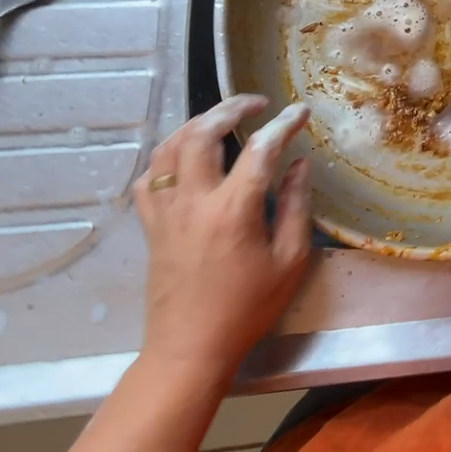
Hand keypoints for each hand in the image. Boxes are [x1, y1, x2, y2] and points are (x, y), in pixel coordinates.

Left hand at [133, 95, 313, 369]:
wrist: (190, 348)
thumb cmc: (248, 307)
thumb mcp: (289, 260)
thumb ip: (295, 206)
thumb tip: (300, 165)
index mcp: (233, 211)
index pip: (259, 149)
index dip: (284, 123)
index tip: (301, 111)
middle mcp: (193, 203)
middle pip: (200, 134)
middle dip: (230, 108)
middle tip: (256, 103)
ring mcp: (165, 213)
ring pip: (167, 149)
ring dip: (194, 124)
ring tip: (220, 119)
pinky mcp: (150, 226)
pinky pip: (148, 178)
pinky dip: (166, 157)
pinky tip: (185, 158)